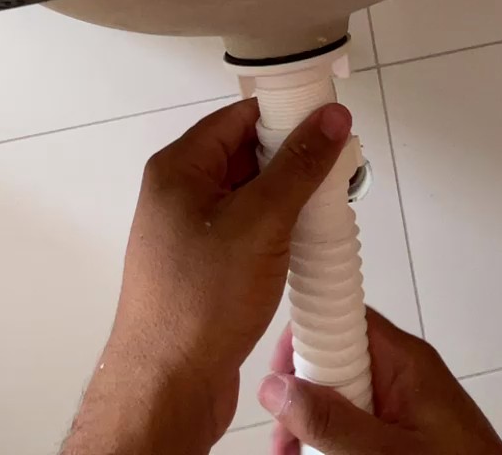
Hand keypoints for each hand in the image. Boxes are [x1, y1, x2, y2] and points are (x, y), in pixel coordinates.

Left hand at [63, 98, 352, 454]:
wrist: (167, 388)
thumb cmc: (197, 304)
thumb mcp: (260, 222)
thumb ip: (298, 166)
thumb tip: (328, 119)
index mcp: (178, 169)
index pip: (237, 118)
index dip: (283, 114)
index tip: (324, 119)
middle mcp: (179, 194)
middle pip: (244, 154)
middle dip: (290, 159)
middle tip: (334, 165)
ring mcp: (190, 231)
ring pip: (248, 193)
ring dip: (286, 196)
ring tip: (326, 203)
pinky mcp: (205, 264)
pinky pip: (246, 228)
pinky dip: (276, 227)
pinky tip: (303, 239)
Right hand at [257, 309, 501, 454]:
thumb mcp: (387, 453)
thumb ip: (332, 421)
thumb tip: (274, 387)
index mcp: (405, 359)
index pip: (343, 314)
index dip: (305, 335)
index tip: (278, 373)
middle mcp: (403, 372)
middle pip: (336, 358)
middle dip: (302, 392)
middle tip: (282, 435)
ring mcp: (406, 403)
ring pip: (343, 393)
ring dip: (313, 420)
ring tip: (291, 453)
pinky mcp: (407, 431)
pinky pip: (359, 419)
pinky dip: (335, 438)